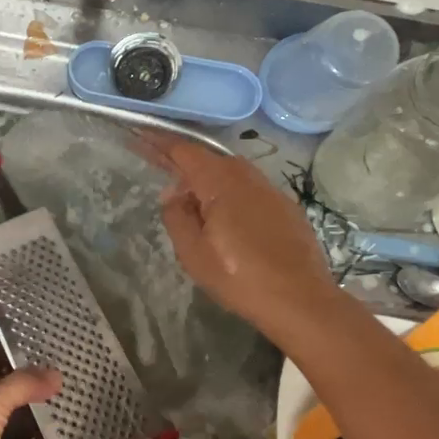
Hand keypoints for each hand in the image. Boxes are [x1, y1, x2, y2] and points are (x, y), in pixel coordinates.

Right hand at [140, 132, 342, 332]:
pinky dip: (228, 191)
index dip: (159, 143)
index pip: (185, 152)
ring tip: (188, 196)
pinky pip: (249, 188)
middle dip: (182, 160)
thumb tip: (173, 194)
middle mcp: (249, 179)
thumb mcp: (193, 253)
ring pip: (232, 172)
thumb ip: (177, 217)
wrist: (300, 300)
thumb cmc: (239, 278)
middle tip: (157, 167)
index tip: (138, 137)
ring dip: (206, 177)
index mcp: (222, 185)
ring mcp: (272, 192)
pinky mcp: (286, 208)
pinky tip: (222, 214)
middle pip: (210, 158)